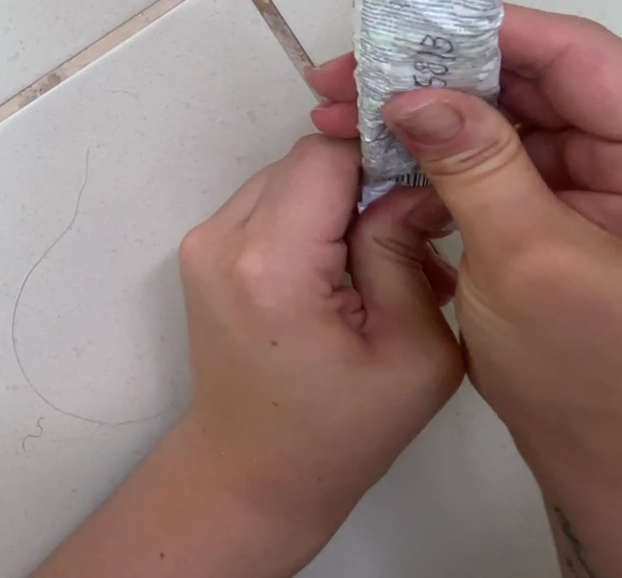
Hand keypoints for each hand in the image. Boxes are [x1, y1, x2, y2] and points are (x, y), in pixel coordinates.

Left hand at [38, 137, 460, 576]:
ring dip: (332, 203)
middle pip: (299, 164)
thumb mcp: (413, 351)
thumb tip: (416, 183)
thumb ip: (406, 253)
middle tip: (411, 236)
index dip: (377, 158)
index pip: (323, 157)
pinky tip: (336, 268)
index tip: (424, 185)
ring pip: (281, 179)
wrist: (252, 463)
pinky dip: (302, 219)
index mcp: (270, 261)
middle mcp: (220, 236)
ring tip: (377, 261)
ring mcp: (200, 240)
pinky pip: (260, 205)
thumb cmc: (341, 427)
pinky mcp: (198, 249)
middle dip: (360, 185)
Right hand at [310, 5, 621, 576]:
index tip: (389, 29)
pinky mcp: (584, 203)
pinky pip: (503, 153)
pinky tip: (377, 145)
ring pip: (511, 113)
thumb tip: (405, 91)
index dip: (482, 33)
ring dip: (426, 111)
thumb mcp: (529, 264)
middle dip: (434, 76)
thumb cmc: (600, 379)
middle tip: (341, 78)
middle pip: (539, 81)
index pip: (583, 59)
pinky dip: (439, 148)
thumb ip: (473, 165)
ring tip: (340, 110)